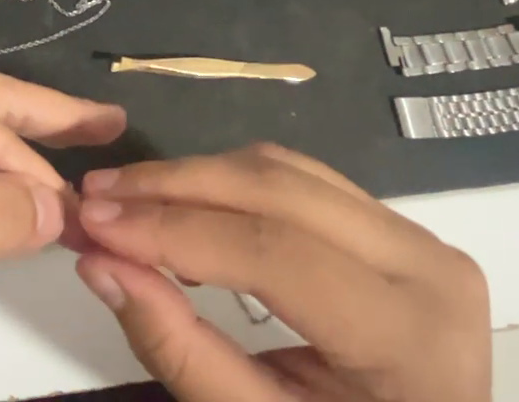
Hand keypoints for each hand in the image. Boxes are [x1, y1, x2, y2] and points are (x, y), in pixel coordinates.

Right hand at [73, 144, 488, 401]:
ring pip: (280, 170)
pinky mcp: (391, 222)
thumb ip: (179, 349)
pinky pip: (294, 177)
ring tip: (124, 195)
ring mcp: (414, 235)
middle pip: (275, 191)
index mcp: (412, 336)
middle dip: (172, 185)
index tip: (93, 222)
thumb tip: (97, 263)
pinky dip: (225, 181)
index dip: (173, 229)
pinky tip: (179, 201)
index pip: (273, 253)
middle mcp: (426, 264)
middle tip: (96, 194)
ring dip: (193, 176)